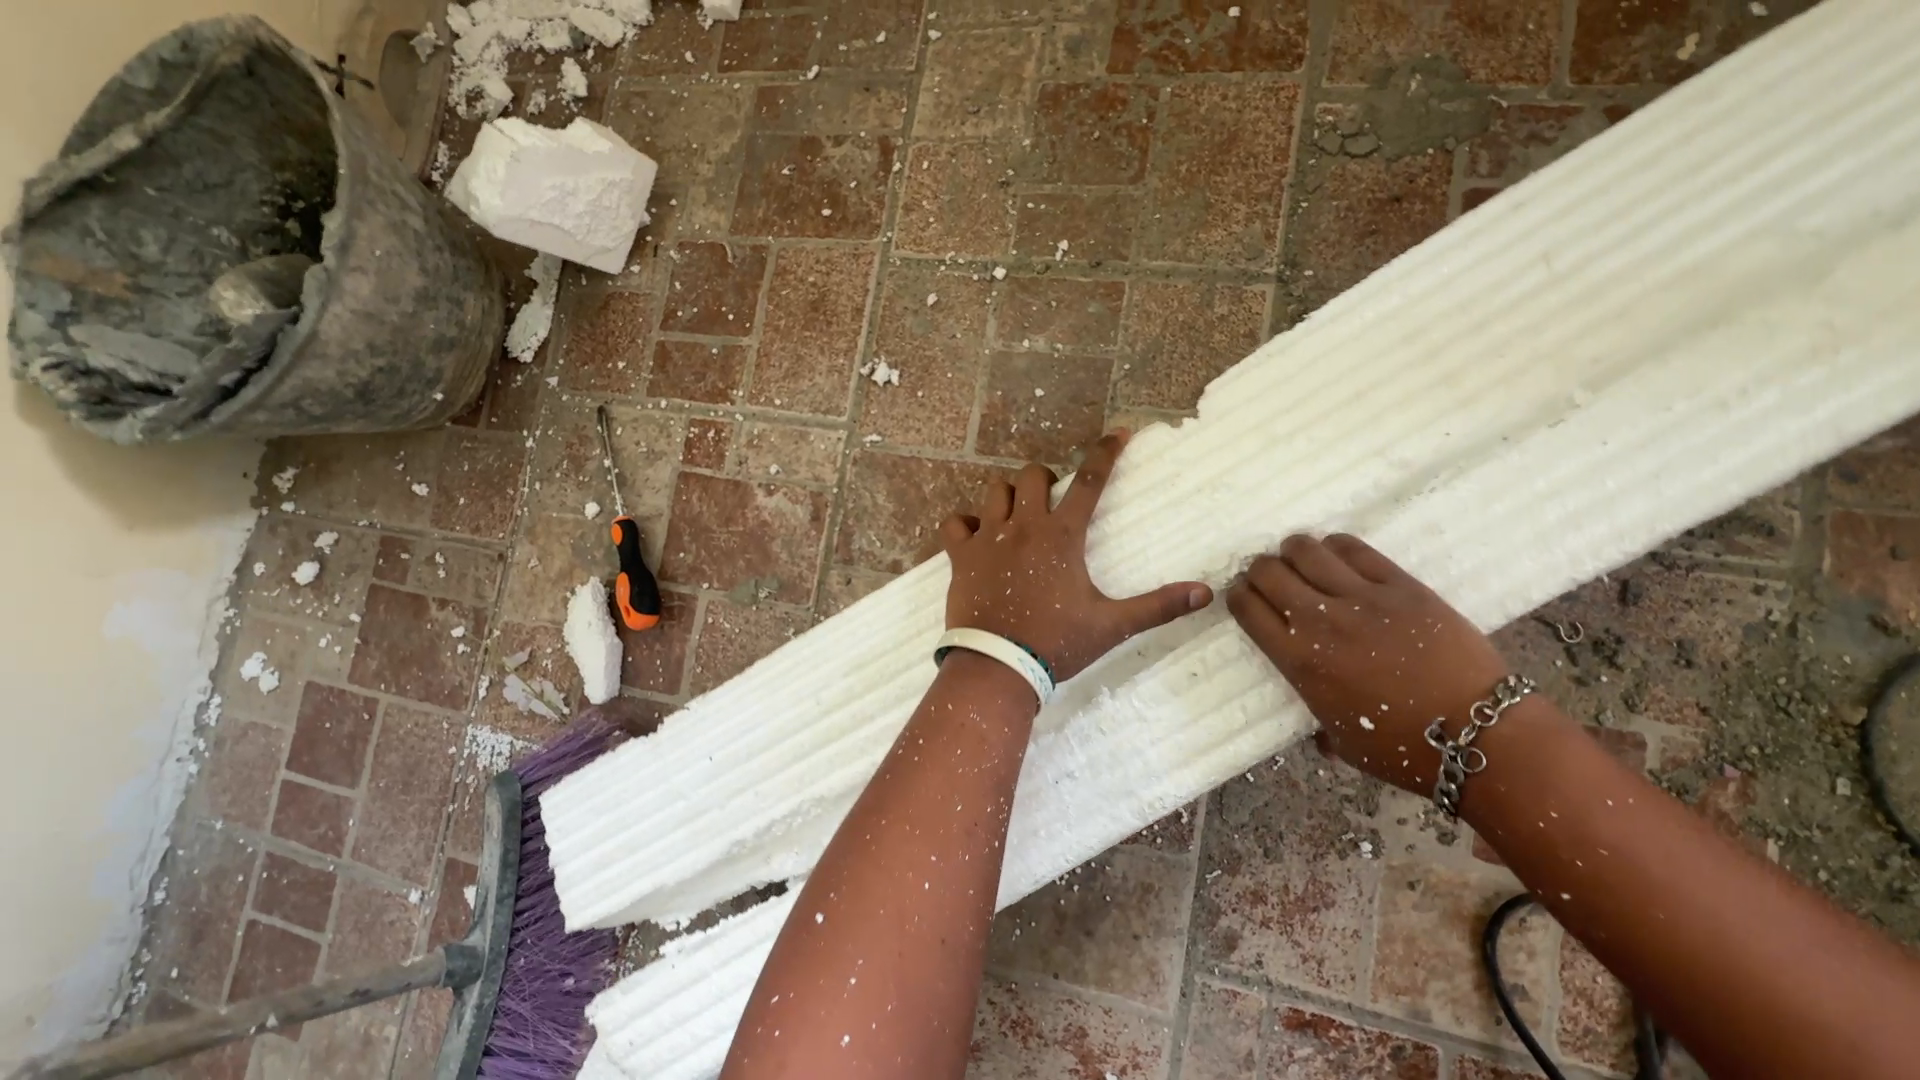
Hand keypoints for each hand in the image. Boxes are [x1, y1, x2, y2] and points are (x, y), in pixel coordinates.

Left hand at [940, 432, 1212, 681]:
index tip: (1119, 433)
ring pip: (995, 491)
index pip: (1089, 481)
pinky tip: (974, 535)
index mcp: (1062, 536)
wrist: (998, 666)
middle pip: (1033, 476)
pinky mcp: (961, 556)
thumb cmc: (1057, 643)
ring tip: (1018, 514)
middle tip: (1053, 499)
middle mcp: (1024, 526)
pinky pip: (954, 523)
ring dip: (1009, 495)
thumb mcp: (1112, 625)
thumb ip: (1158, 606)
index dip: (1106, 452)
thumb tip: (1205, 593)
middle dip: (1046, 479)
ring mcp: (988, 538)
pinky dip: (964, 523)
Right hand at [1225, 534, 1511, 794]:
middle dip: (1260, 570)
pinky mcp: (1400, 585)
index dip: (1238, 596)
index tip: (1244, 597)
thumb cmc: (1405, 749)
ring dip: (1293, 551)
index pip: (1247, 608)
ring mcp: (1361, 598)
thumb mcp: (1343, 742)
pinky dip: (1335, 547)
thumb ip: (1319, 726)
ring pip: (1306, 549)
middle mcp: (1320, 621)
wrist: (1479, 733)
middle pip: (1268, 571)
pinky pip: (1354, 549)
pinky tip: (1336, 556)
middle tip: (1270, 577)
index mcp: (1298, 661)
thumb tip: (1318, 732)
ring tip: (1300, 560)